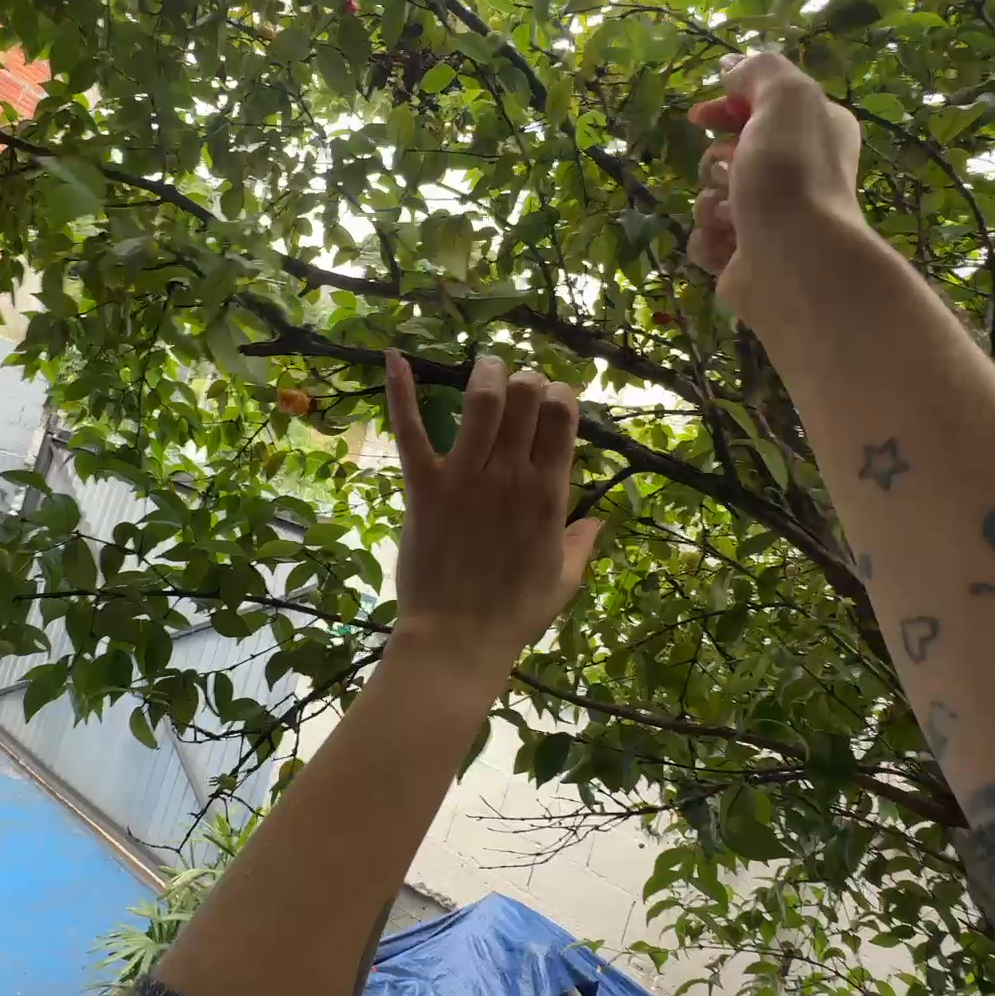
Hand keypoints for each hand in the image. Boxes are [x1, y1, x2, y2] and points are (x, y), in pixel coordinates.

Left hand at [383, 351, 601, 675]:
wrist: (457, 638)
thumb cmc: (514, 614)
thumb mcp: (563, 581)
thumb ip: (582, 544)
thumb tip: (600, 522)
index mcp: (549, 493)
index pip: (563, 417)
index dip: (559, 396)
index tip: (550, 403)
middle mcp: (511, 475)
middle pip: (526, 398)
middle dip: (526, 381)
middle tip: (516, 389)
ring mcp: (465, 477)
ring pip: (482, 401)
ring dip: (487, 374)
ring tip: (487, 367)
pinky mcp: (424, 487)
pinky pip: (412, 432)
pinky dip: (401, 393)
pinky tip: (395, 357)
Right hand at [686, 53, 863, 298]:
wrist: (792, 258)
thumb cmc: (791, 174)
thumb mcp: (784, 98)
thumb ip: (758, 71)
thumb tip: (731, 65)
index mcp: (811, 131)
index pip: (760, 109)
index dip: (726, 107)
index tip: (698, 116)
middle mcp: (792, 173)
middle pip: (726, 155)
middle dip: (715, 162)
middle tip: (731, 172)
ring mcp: (766, 218)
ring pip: (710, 198)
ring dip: (709, 203)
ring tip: (732, 216)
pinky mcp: (742, 257)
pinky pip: (705, 239)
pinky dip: (708, 240)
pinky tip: (725, 245)